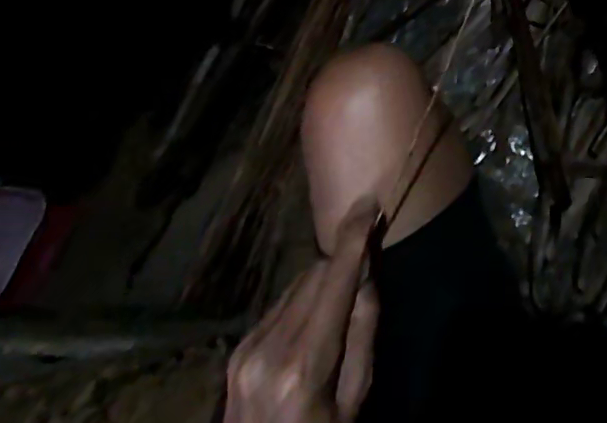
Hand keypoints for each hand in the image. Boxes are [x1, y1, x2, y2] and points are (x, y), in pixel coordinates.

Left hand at [225, 199, 381, 422]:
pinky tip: (310, 330)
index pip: (335, 279)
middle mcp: (270, 349)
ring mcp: (247, 350)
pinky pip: (279, 307)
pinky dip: (301, 304)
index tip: (369, 204)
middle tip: (366, 270)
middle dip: (343, 265)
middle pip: (316, 274)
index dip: (354, 237)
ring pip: (297, 285)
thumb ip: (363, 333)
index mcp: (306, 365)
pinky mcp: (237, 353)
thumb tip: (365, 276)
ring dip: (322, 283)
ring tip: (337, 310)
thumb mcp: (356, 401)